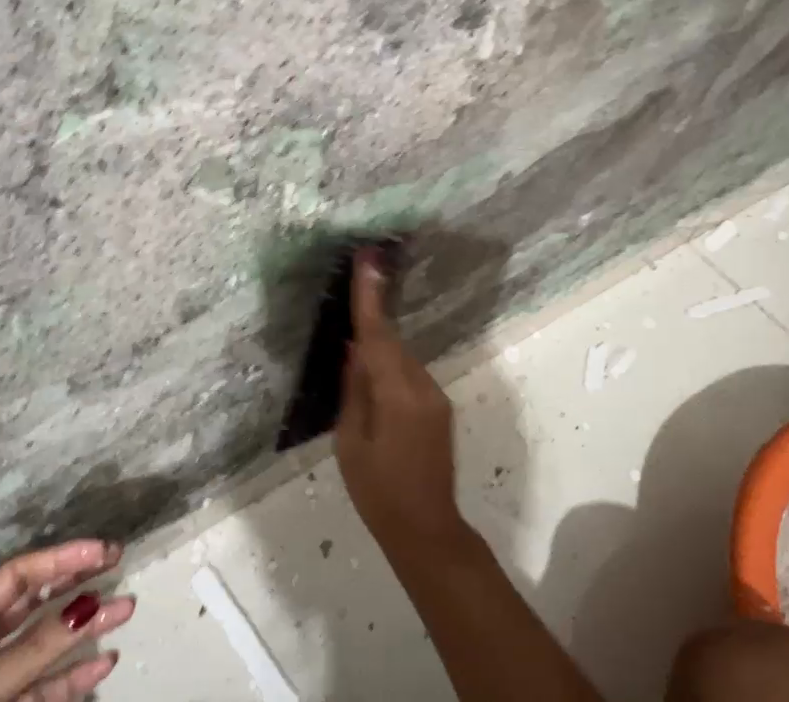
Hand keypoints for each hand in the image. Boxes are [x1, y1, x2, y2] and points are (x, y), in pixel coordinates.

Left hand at [0, 539, 135, 701]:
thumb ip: (35, 648)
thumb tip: (92, 603)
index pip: (15, 577)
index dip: (59, 559)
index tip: (101, 550)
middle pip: (32, 602)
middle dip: (74, 580)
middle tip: (117, 560)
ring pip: (45, 646)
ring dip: (84, 627)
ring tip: (126, 608)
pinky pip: (47, 688)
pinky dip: (75, 676)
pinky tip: (105, 663)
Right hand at [334, 248, 468, 553]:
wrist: (426, 529)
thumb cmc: (378, 491)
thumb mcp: (351, 442)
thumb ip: (354, 391)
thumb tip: (353, 351)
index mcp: (398, 395)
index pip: (379, 336)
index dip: (370, 296)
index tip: (367, 259)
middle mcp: (423, 387)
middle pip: (391, 344)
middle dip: (370, 326)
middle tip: (349, 300)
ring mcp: (436, 397)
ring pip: (400, 360)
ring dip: (378, 353)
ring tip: (350, 360)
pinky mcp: (439, 408)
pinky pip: (408, 376)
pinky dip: (389, 371)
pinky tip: (371, 388)